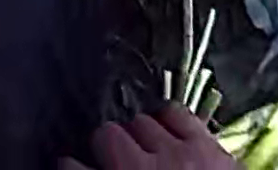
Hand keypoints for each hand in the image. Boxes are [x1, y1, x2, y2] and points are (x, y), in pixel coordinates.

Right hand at [60, 105, 239, 169]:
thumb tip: (75, 167)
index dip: (70, 166)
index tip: (69, 164)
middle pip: (107, 136)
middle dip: (108, 149)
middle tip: (120, 166)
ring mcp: (177, 159)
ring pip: (140, 123)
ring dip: (140, 139)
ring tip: (149, 156)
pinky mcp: (208, 148)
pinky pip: (173, 113)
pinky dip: (168, 122)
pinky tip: (170, 138)